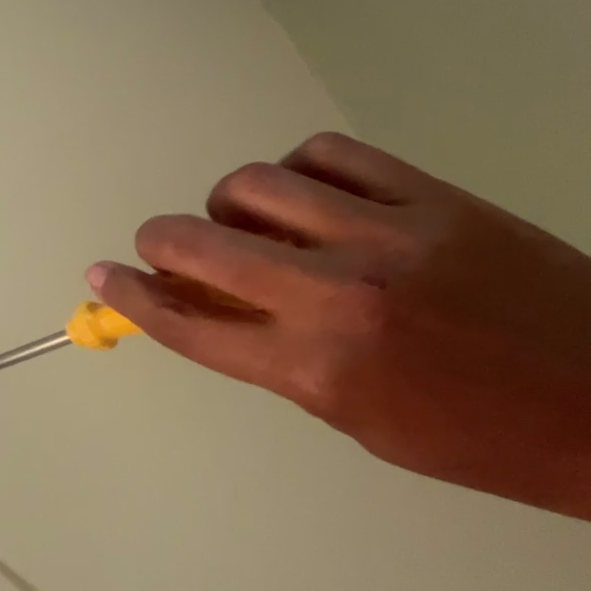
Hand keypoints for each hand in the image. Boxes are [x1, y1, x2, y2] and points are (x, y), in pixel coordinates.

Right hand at [90, 132, 590, 528]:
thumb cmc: (486, 437)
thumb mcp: (357, 418)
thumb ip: (269, 357)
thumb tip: (201, 306)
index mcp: (314, 367)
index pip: (183, 321)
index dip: (129, 296)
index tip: (104, 276)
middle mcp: (337, 296)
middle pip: (193, 242)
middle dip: (157, 243)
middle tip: (165, 248)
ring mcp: (386, 238)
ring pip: (250, 185)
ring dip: (229, 206)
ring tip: (254, 224)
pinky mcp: (434, 199)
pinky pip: (328, 153)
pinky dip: (299, 170)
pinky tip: (311, 195)